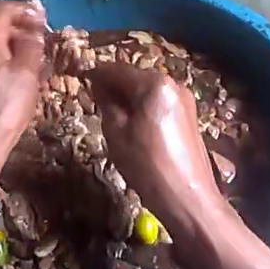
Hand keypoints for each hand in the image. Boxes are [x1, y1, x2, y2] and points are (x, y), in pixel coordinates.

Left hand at [0, 0, 46, 158]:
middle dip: (24, 30)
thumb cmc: (6, 106)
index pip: (3, 8)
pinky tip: (25, 81)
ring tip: (40, 64)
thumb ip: (32, 42)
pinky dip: (10, 63)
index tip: (47, 23)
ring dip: (19, 48)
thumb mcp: (27, 71)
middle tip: (47, 44)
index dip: (26, 10)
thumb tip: (35, 21)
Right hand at [85, 63, 230, 243]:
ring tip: (113, 118)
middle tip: (94, 102)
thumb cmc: (147, 165)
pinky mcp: (189, 115)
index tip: (80, 79)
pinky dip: (144, 107)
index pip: (118, 70)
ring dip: (129, 98)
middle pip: (135, 77)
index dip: (96, 74)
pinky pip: (159, 102)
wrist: (188, 198)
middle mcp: (173, 84)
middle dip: (114, 86)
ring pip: (148, 90)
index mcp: (155, 84)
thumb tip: (100, 86)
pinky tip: (134, 127)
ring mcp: (184, 99)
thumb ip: (106, 102)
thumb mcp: (116, 133)